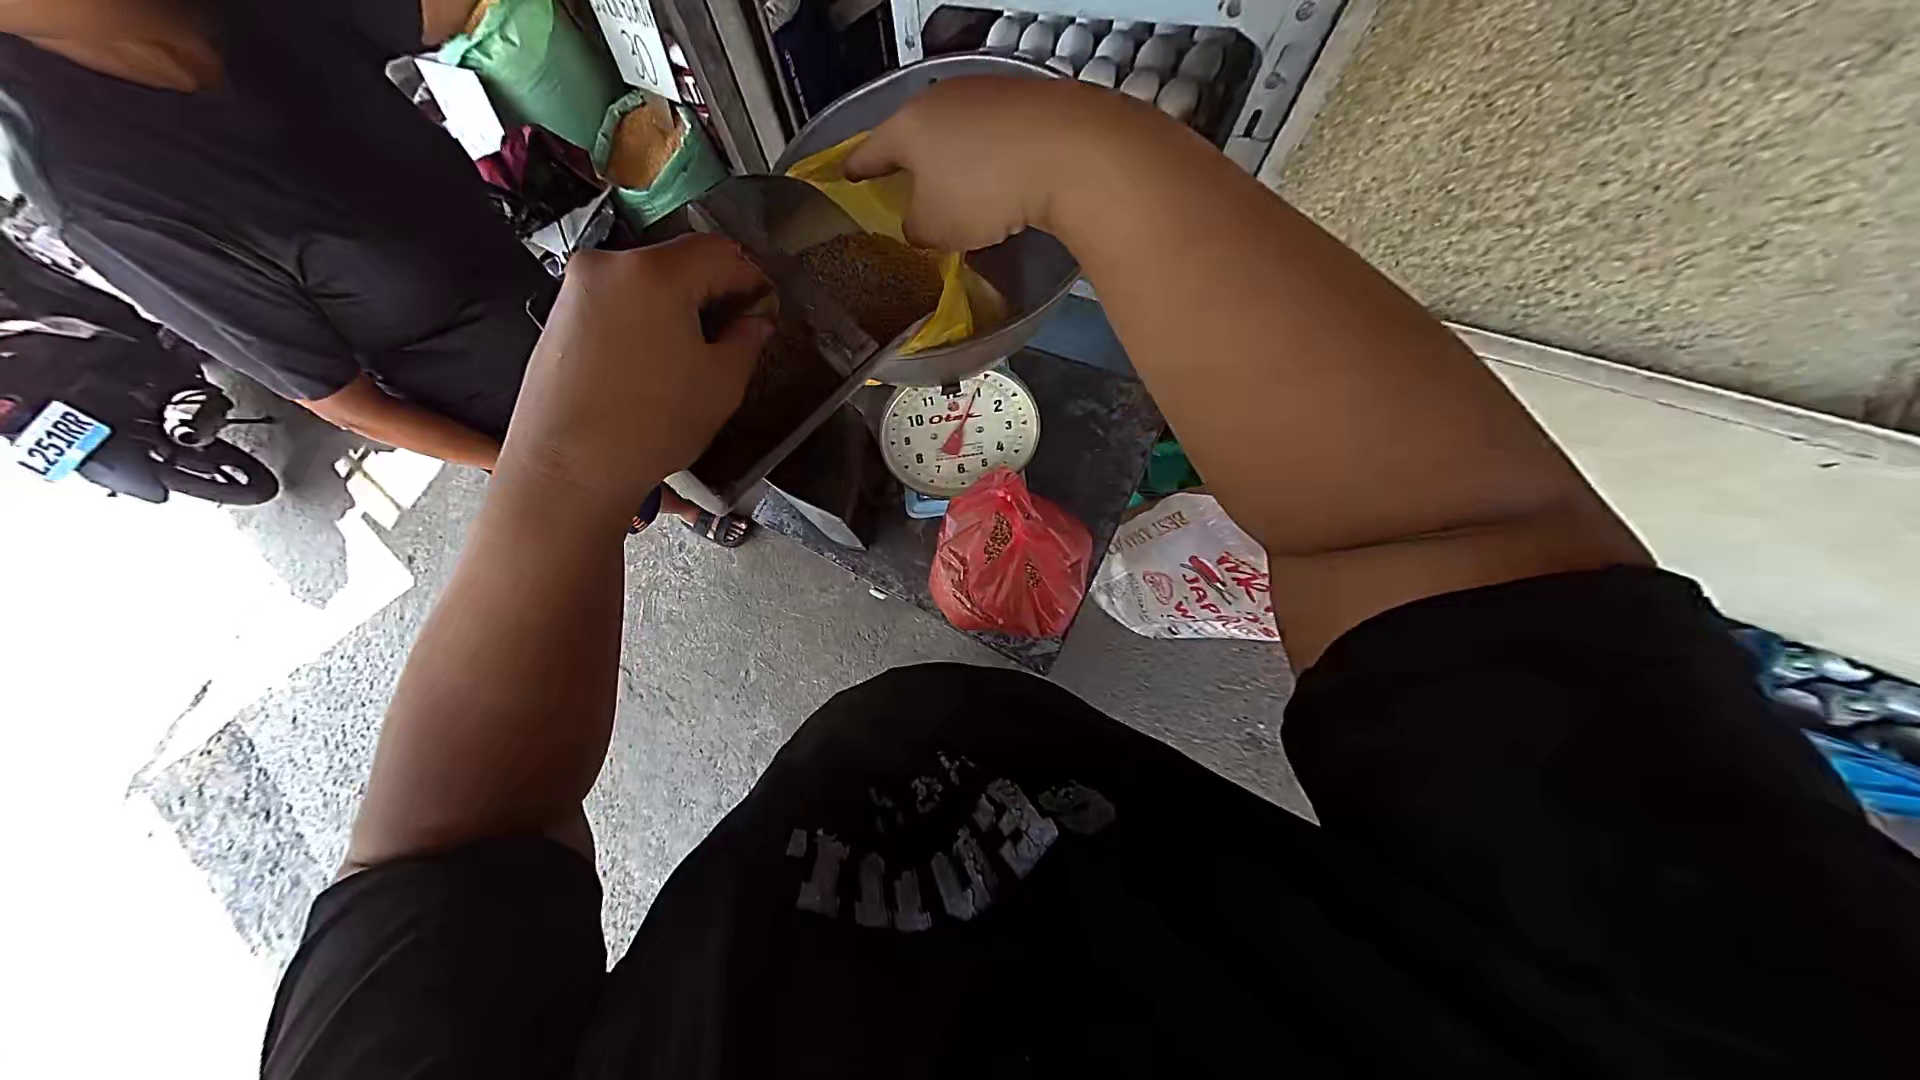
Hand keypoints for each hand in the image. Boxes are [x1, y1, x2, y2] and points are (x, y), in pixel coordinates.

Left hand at [496, 234, 773, 512]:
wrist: (569, 466)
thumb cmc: (651, 424)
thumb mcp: (721, 384)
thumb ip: (747, 341)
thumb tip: (756, 322)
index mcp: (655, 273)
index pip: (721, 251)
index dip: (754, 277)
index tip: (766, 307)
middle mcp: (609, 265)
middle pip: (680, 262)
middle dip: (716, 292)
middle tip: (738, 332)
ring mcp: (577, 288)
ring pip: (648, 281)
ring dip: (681, 307)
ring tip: (696, 353)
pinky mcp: (560, 314)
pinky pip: (619, 301)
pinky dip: (648, 319)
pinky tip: (657, 361)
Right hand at [844, 76, 1153, 251]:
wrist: (1066, 153)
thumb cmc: (984, 191)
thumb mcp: (936, 227)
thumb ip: (915, 228)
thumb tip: (918, 224)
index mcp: (908, 126)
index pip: (870, 150)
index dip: (857, 168)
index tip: (847, 175)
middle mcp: (942, 98)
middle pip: (915, 136)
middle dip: (910, 165)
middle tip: (907, 190)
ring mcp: (986, 94)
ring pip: (956, 134)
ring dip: (953, 164)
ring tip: (959, 195)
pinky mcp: (1025, 101)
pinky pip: (992, 137)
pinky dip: (989, 161)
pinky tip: (1000, 184)